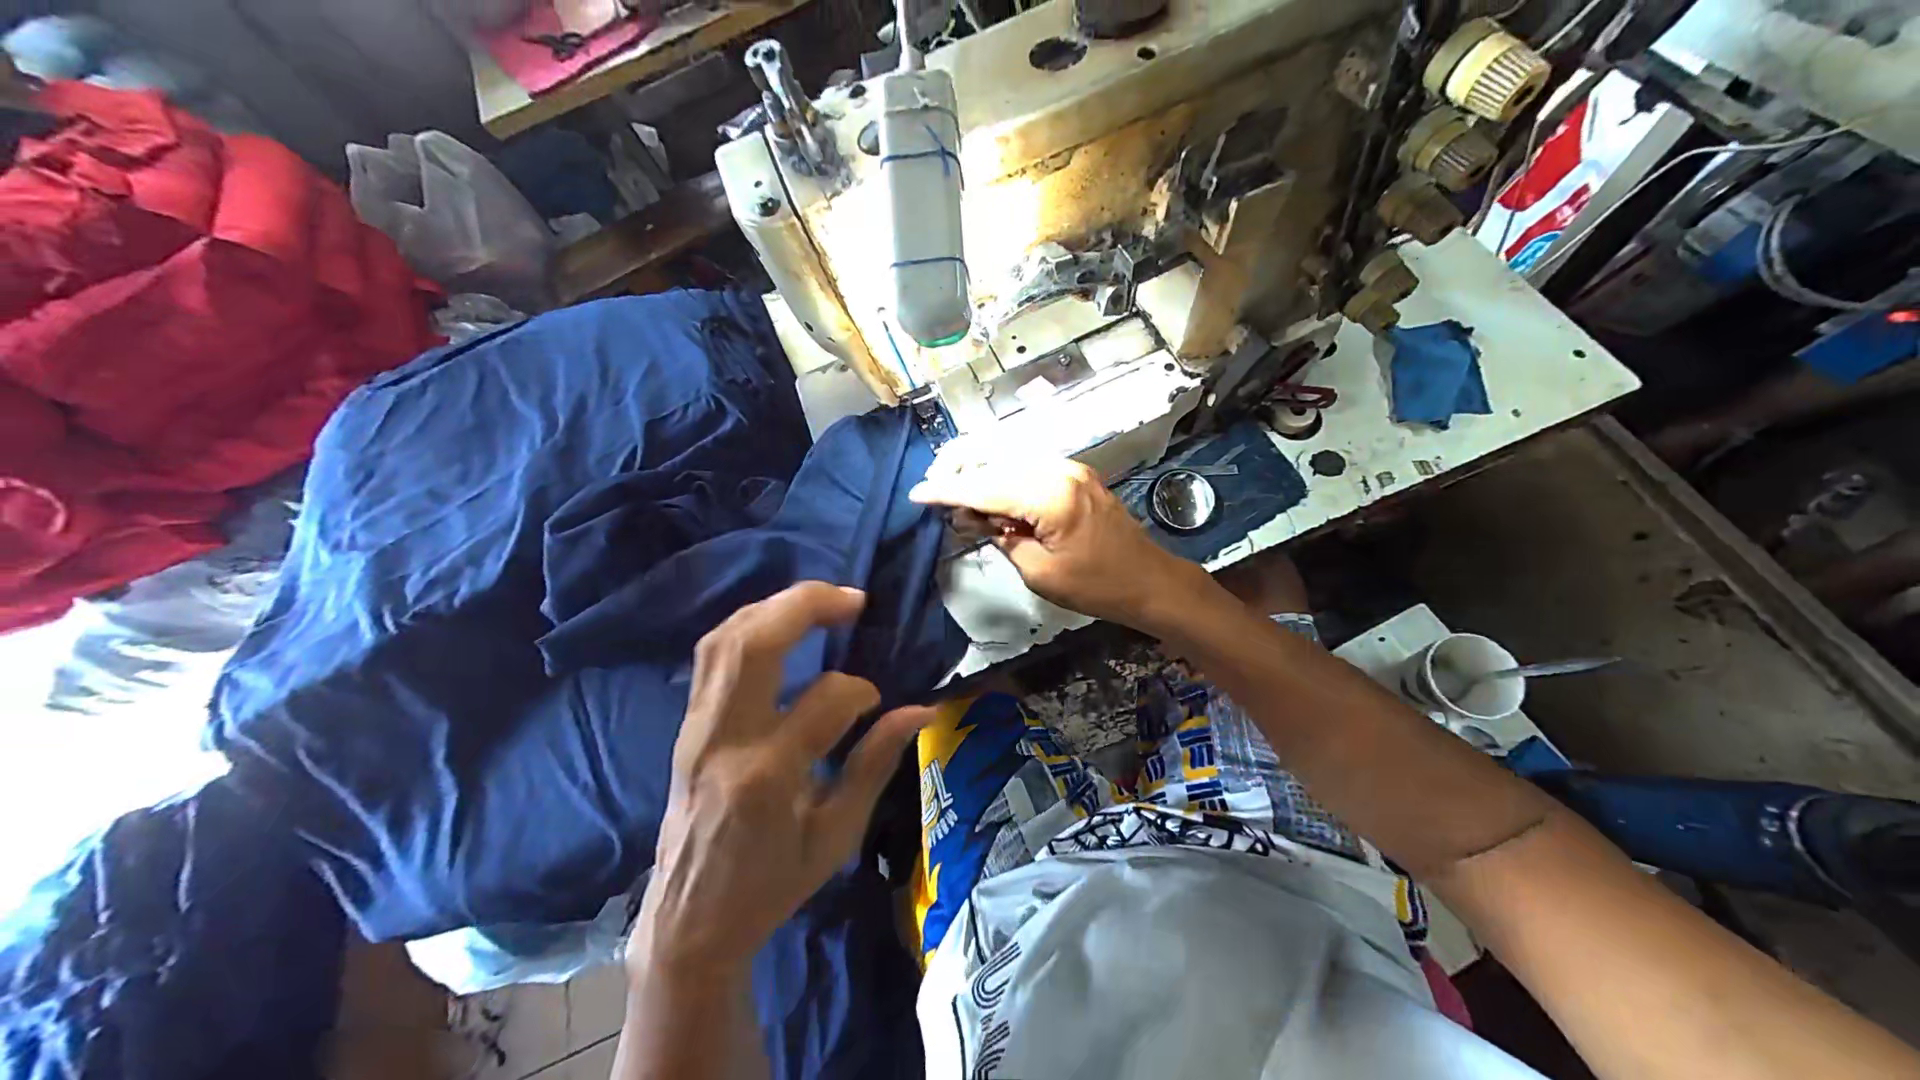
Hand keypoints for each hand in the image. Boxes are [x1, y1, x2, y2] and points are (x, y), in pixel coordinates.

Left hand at [630, 582, 934, 980]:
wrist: (688, 923)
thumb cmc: (771, 887)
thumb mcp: (836, 836)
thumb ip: (874, 764)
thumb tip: (919, 711)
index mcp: (768, 775)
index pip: (824, 699)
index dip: (861, 691)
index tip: (879, 703)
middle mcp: (724, 739)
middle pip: (755, 644)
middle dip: (807, 605)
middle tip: (853, 598)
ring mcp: (696, 729)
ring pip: (725, 640)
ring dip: (774, 607)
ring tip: (819, 601)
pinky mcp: (685, 727)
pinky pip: (710, 657)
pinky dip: (747, 627)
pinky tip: (778, 625)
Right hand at [909, 457, 1210, 633]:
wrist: (1150, 581)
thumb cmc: (1097, 586)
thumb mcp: (1040, 573)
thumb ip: (1004, 540)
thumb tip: (979, 520)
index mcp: (1050, 496)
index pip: (986, 488)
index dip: (948, 492)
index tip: (918, 493)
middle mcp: (1060, 471)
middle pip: (995, 466)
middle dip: (963, 479)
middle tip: (936, 497)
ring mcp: (1071, 470)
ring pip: (1011, 463)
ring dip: (984, 479)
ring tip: (962, 502)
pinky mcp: (1076, 476)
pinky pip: (1030, 470)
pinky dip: (1006, 481)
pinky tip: (994, 500)